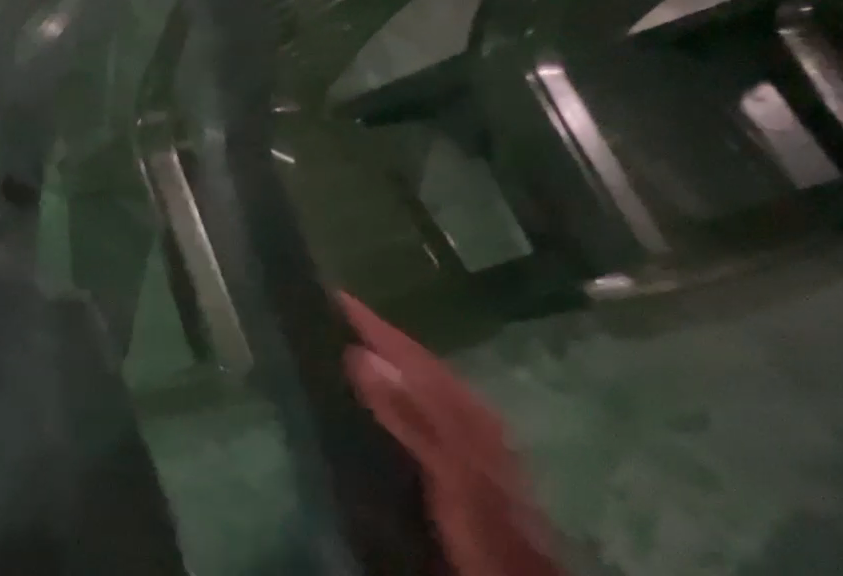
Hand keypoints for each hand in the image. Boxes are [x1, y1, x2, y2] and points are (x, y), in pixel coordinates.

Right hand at [338, 295, 564, 575]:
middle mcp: (470, 417)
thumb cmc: (481, 520)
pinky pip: (420, 413)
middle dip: (379, 339)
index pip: (415, 356)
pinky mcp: (460, 466)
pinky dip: (394, 396)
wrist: (513, 570)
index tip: (332, 294)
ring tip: (344, 348)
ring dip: (387, 365)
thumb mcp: (444, 466)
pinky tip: (374, 405)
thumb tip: (359, 355)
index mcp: (466, 411)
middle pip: (421, 367)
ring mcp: (467, 442)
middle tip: (329, 316)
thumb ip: (409, 415)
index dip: (375, 326)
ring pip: (422, 388)